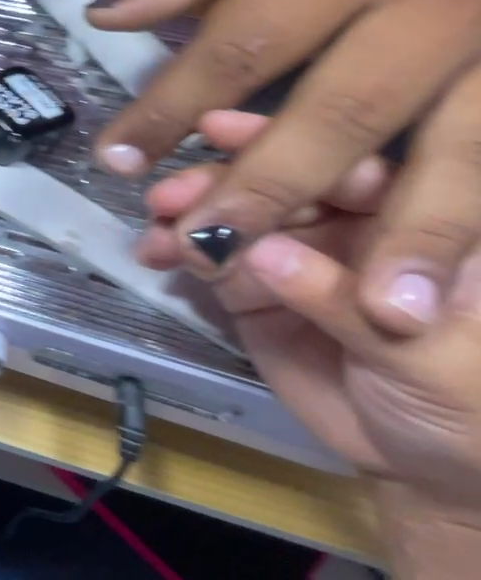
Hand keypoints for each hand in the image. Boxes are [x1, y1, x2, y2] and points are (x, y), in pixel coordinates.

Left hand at [90, 0, 480, 337]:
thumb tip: (107, 23)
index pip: (239, 48)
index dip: (172, 107)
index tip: (115, 159)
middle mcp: (434, 11)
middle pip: (345, 114)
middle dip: (275, 190)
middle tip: (213, 255)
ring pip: (465, 151)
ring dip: (420, 236)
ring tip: (384, 318)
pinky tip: (467, 284)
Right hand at [146, 111, 480, 569]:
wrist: (430, 470)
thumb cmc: (470, 409)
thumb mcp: (429, 357)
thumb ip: (343, 301)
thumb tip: (263, 253)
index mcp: (413, 229)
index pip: (351, 168)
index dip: (289, 143)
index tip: (219, 130)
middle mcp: (347, 228)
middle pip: (272, 183)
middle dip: (214, 184)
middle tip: (168, 197)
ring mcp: (291, 255)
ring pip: (228, 214)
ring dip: (183, 215)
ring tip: (156, 234)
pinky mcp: (248, 286)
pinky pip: (201, 256)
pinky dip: (170, 251)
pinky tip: (151, 256)